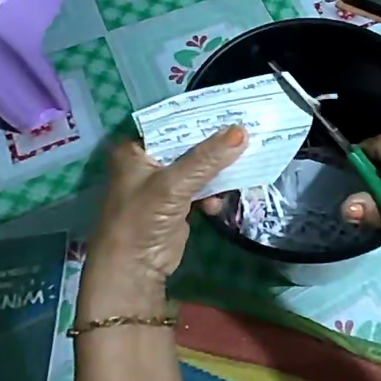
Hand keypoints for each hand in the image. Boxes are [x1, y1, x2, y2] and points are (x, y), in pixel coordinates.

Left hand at [82, 126, 245, 313]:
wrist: (133, 271)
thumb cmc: (141, 220)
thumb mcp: (173, 184)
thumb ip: (207, 158)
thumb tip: (242, 131)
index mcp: (135, 150)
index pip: (173, 123)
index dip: (202, 118)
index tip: (234, 110)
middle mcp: (148, 162)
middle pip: (190, 144)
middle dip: (217, 144)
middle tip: (247, 133)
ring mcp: (163, 184)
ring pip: (200, 166)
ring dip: (219, 170)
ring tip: (242, 165)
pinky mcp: (177, 203)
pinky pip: (204, 186)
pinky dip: (215, 191)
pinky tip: (218, 203)